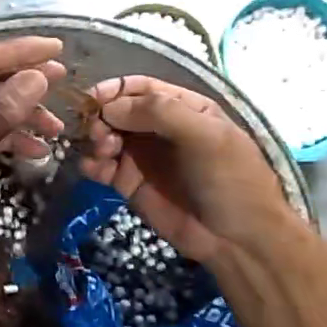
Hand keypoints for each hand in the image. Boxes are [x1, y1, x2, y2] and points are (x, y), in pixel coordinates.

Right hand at [79, 75, 295, 260]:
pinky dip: (91, 165)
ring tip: (102, 153)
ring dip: (95, 141)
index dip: (116, 89)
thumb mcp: (205, 136)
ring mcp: (143, 157)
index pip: (142, 88)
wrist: (234, 237)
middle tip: (97, 134)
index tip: (92, 99)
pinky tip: (92, 169)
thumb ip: (160, 113)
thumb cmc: (230, 179)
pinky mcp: (129, 184)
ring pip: (106, 138)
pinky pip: (102, 167)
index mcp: (184, 108)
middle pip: (118, 112)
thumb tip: (110, 107)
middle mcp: (159, 128)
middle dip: (101, 118)